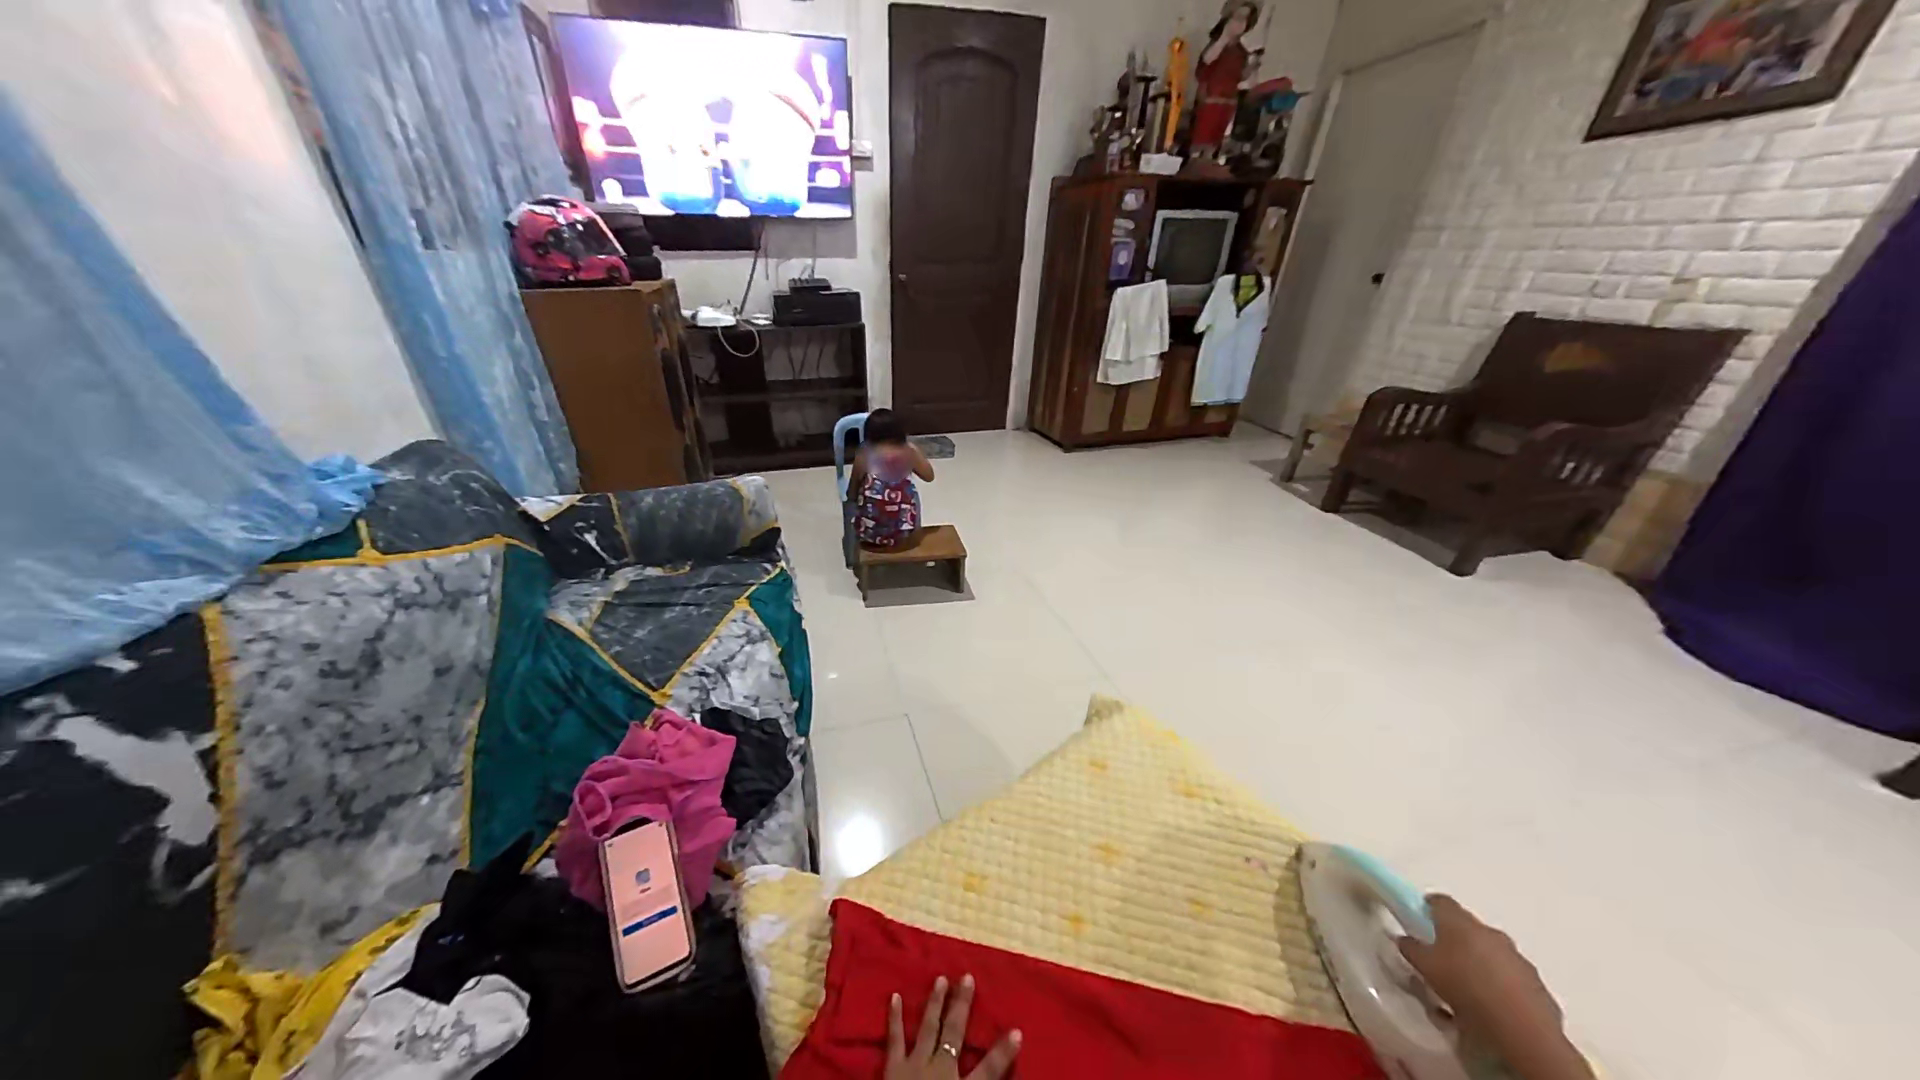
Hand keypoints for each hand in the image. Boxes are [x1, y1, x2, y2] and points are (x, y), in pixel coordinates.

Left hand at [885, 974, 1020, 1079]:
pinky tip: (893, 996)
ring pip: (928, 1028)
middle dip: (962, 1005)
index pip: (989, 1071)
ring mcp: (915, 1065)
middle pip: (954, 1033)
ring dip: (935, 1002)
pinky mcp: (893, 1068)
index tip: (1017, 1031)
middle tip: (967, 976)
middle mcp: (940, 1069)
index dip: (1003, 1052)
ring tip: (940, 978)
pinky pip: (894, 1039)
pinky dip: (894, 1018)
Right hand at [1397, 896, 1593, 1079]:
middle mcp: (1491, 933)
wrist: (1521, 1030)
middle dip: (1455, 938)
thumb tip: (1406, 940)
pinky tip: (1488, 1005)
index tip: (1419, 915)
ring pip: (1492, 953)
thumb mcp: (1424, 966)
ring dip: (1478, 962)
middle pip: (1468, 927)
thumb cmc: (1463, 986)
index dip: (1428, 906)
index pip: (1441, 901)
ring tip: (1465, 987)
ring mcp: (1518, 959)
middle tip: (1440, 956)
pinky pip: (1511, 978)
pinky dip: (1498, 985)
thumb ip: (1411, 948)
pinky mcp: (1537, 986)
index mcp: (1462, 923)